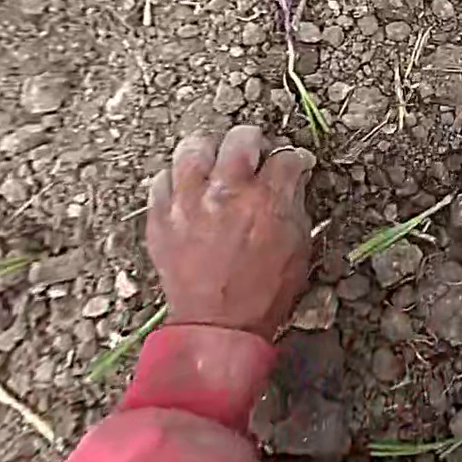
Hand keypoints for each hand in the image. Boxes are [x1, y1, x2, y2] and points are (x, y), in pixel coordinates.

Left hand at [147, 125, 312, 337]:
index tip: (295, 167)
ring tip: (218, 163)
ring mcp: (188, 203)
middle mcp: (227, 192)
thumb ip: (294, 199)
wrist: (219, 325)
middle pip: (242, 137)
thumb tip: (294, 175)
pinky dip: (178, 179)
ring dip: (211, 150)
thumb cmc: (268, 286)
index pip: (287, 155)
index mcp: (269, 198)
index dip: (295, 160)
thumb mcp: (300, 238)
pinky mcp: (161, 219)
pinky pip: (162, 180)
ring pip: (194, 147)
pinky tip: (191, 189)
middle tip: (257, 156)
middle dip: (256, 142)